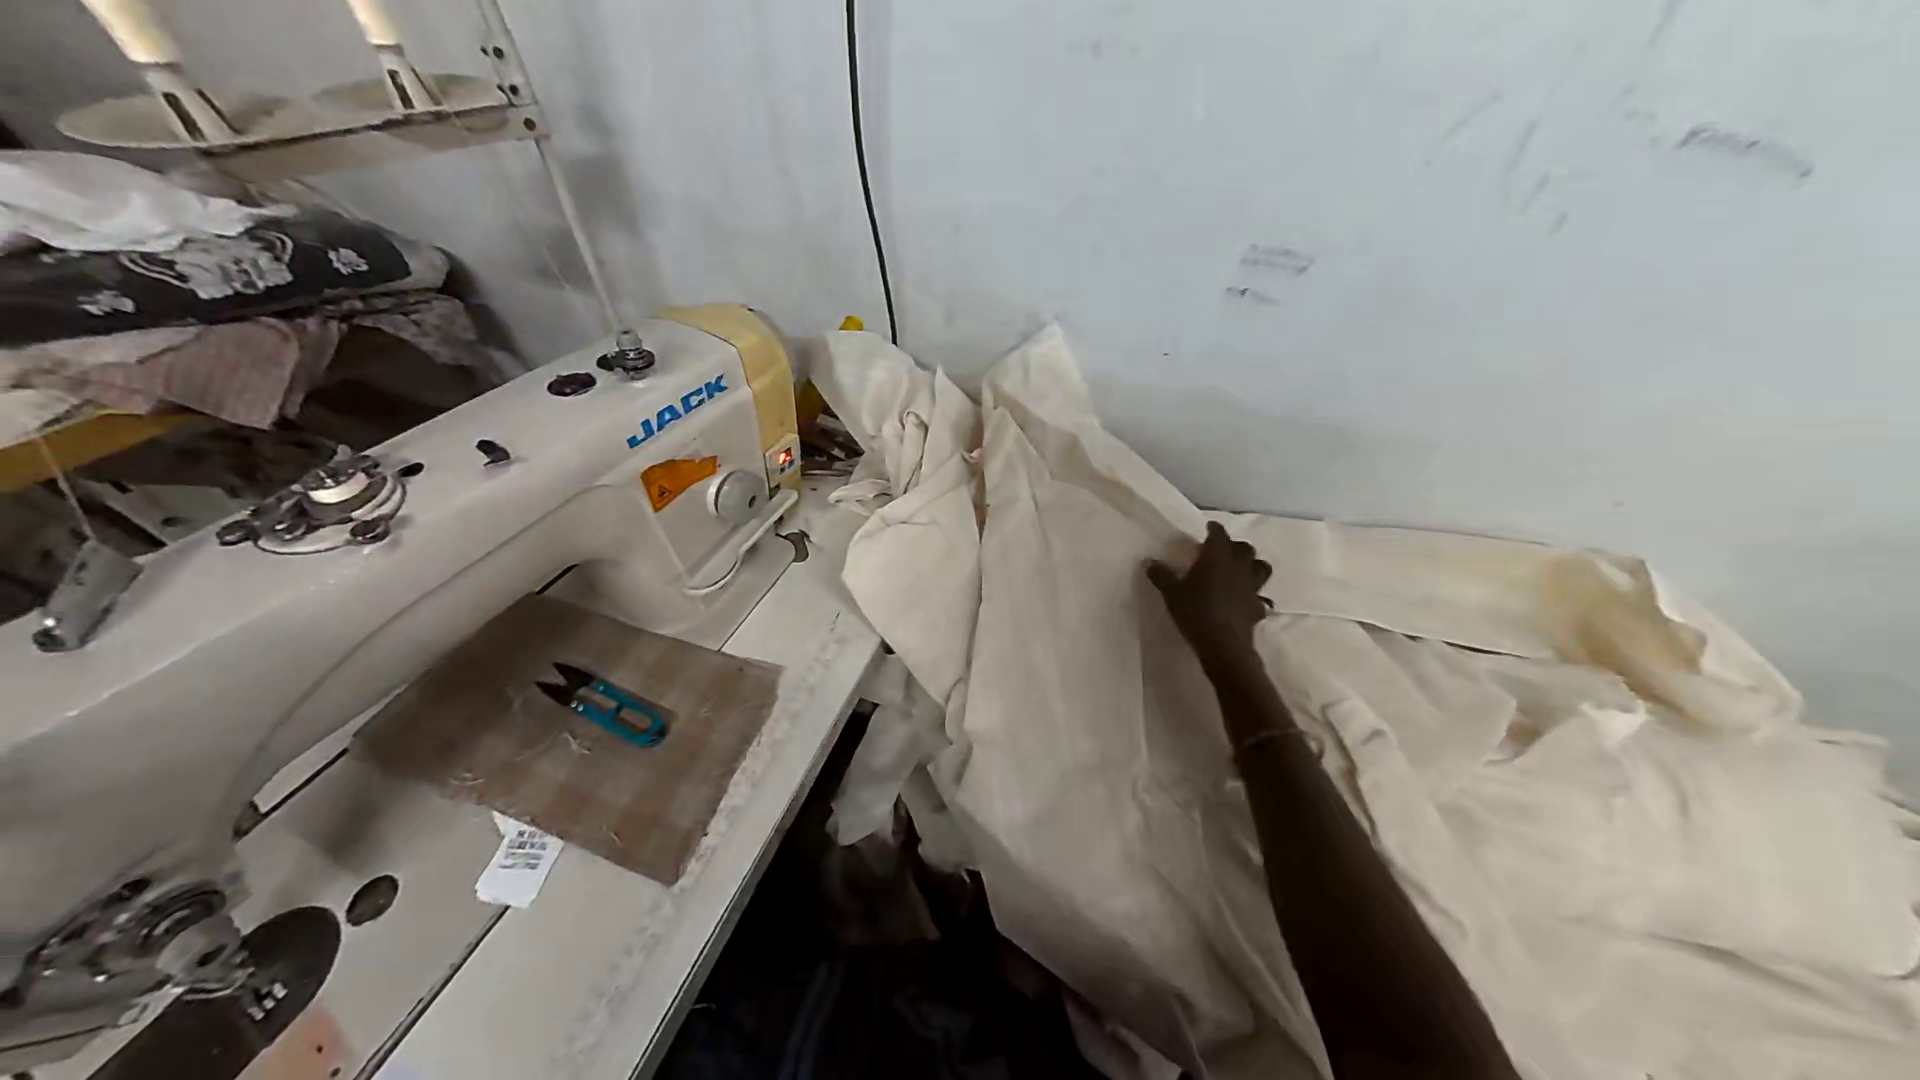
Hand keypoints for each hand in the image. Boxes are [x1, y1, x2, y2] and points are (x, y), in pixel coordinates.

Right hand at [1147, 522, 1272, 661]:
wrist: (1222, 644)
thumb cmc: (1195, 611)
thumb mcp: (1171, 593)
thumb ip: (1161, 575)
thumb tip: (1149, 562)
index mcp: (1218, 557)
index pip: (1219, 534)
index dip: (1214, 529)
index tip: (1208, 527)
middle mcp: (1239, 567)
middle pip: (1245, 548)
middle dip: (1235, 546)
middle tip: (1222, 551)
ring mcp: (1252, 587)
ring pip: (1261, 568)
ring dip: (1252, 566)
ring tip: (1241, 570)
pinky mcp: (1257, 607)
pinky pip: (1261, 597)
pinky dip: (1255, 596)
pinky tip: (1246, 600)